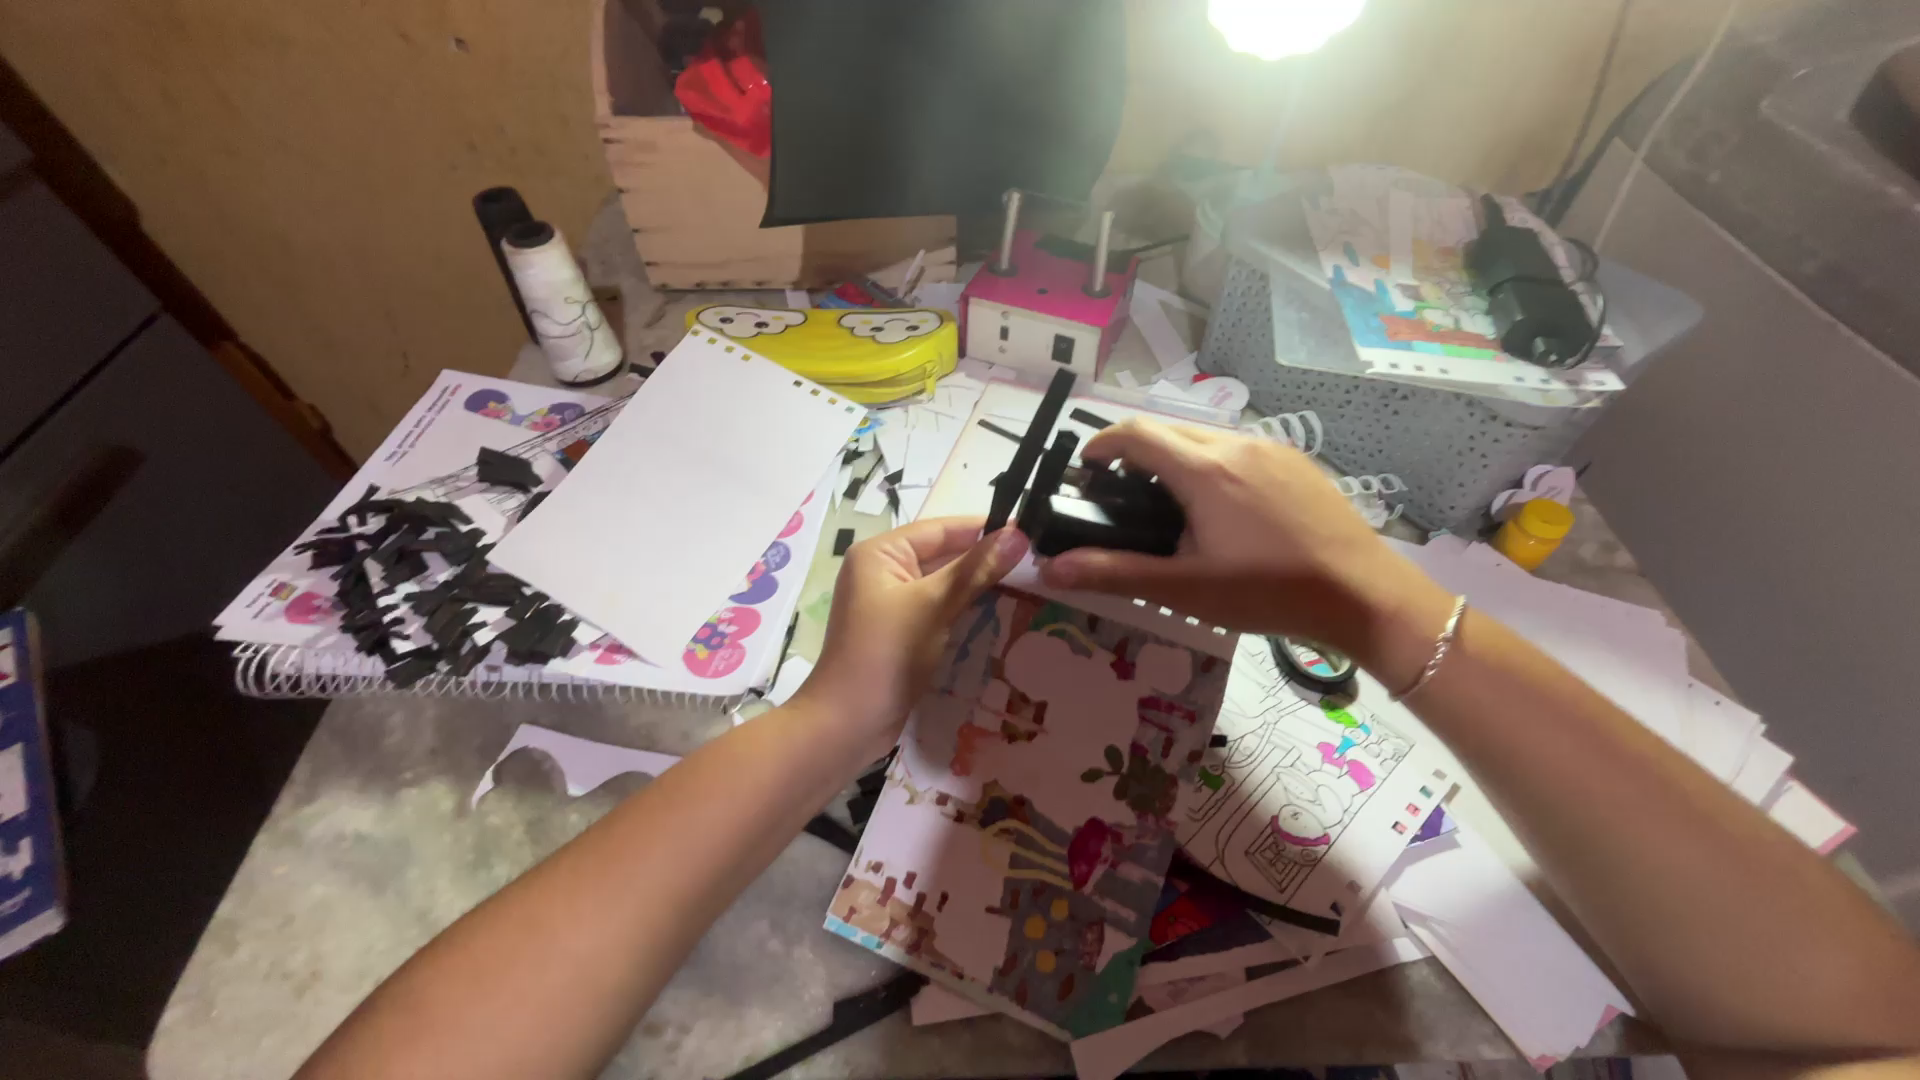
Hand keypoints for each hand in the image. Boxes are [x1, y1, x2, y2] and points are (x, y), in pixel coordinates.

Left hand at [798, 518, 1027, 755]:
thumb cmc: (887, 654)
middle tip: (1037, 558)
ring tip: (1028, 579)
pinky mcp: (900, 630)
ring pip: (943, 582)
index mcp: (880, 552)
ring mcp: (890, 602)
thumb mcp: (933, 605)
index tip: (1031, 530)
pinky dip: (965, 606)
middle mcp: (882, 570)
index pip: (942, 528)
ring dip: (979, 583)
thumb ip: (975, 569)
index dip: (985, 528)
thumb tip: (1018, 536)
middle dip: (985, 557)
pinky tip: (999, 608)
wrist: (849, 722)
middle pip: (942, 553)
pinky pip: (938, 607)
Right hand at [1038, 419, 1451, 671]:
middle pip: (1167, 430)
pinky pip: (1237, 449)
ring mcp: (1271, 450)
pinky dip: (1209, 464)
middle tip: (1119, 495)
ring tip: (1166, 505)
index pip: (1134, 432)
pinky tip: (1219, 508)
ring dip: (1173, 458)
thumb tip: (1050, 568)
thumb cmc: (1268, 592)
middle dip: (1134, 452)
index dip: (1100, 444)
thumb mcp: (1185, 588)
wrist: (1364, 596)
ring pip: (1204, 438)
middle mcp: (1236, 445)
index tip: (1085, 471)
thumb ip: (1114, 573)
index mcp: (1204, 470)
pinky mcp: (1296, 463)